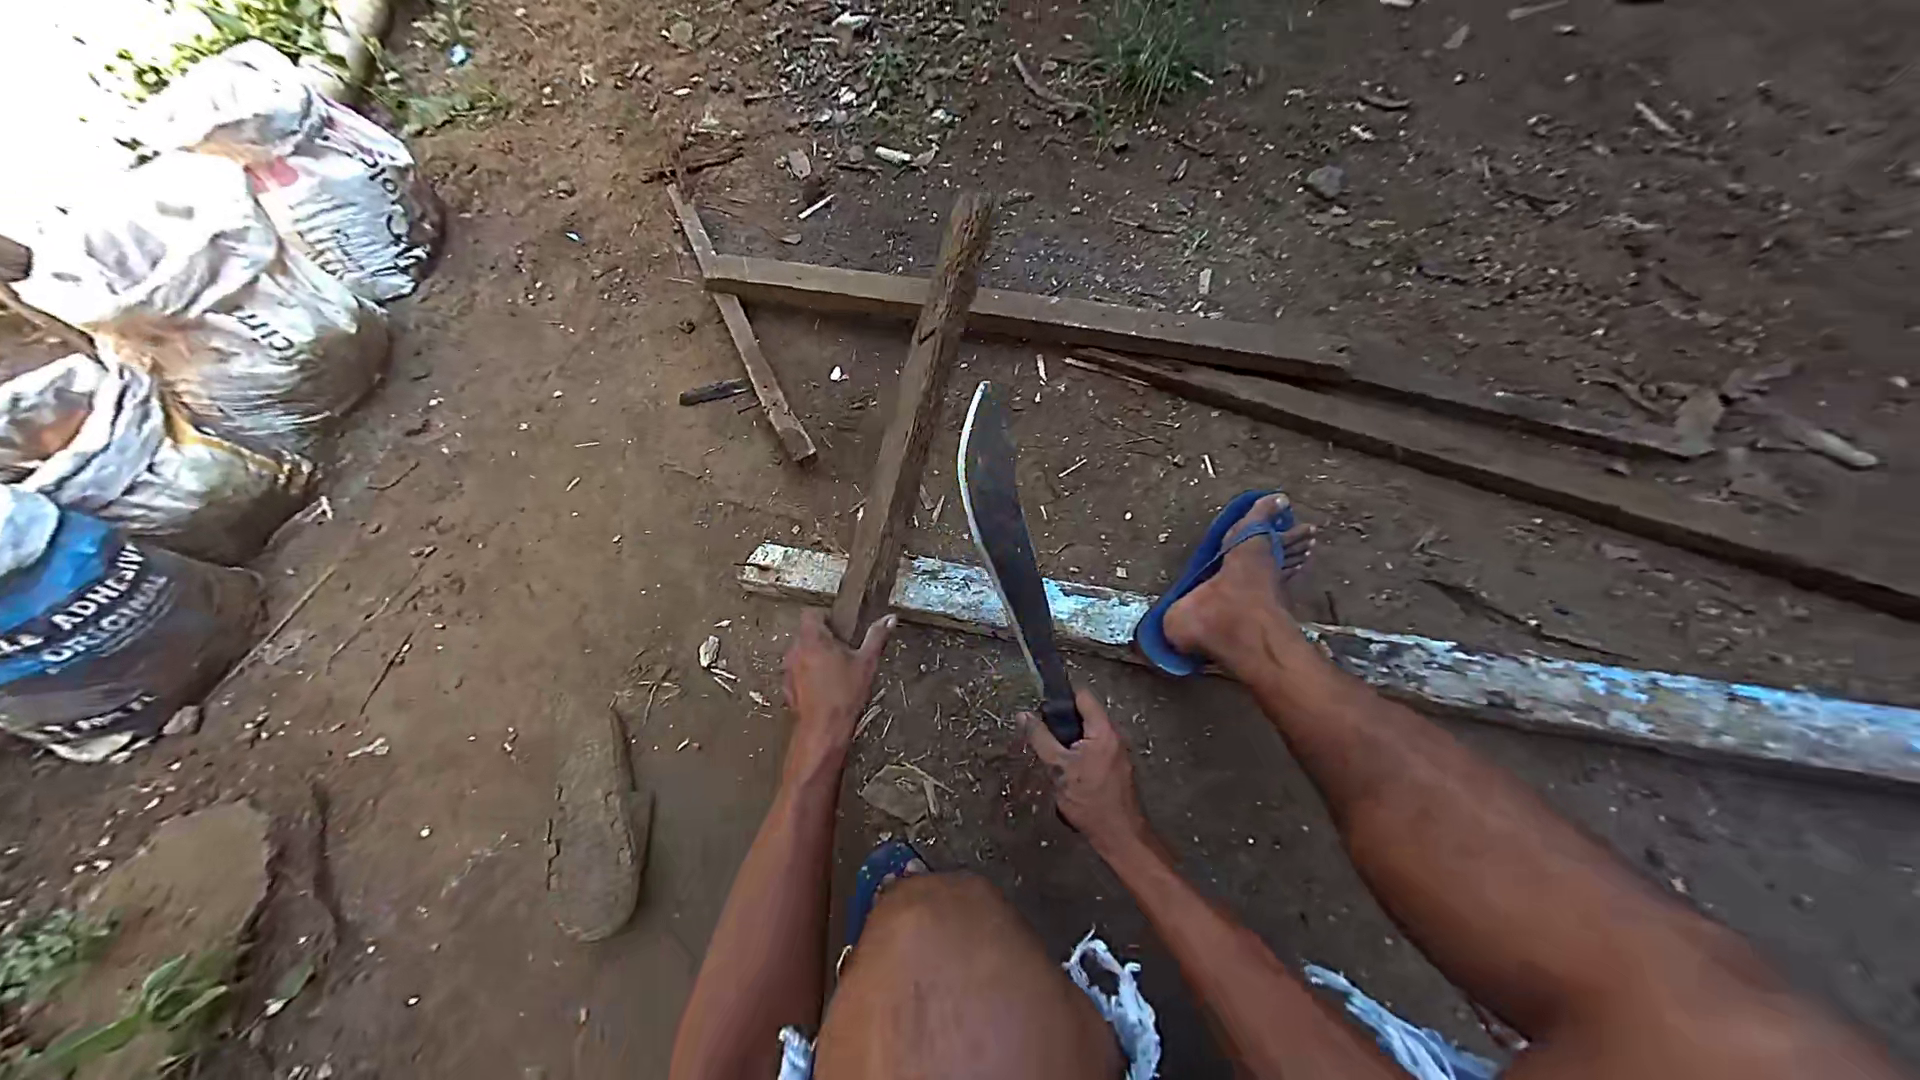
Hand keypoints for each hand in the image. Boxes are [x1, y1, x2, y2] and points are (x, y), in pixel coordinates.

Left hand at [781, 609, 894, 776]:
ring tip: (836, 670)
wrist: (824, 729)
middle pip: (806, 633)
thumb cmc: (844, 695)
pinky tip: (826, 686)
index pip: (812, 614)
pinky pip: (798, 672)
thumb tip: (889, 619)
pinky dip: (809, 675)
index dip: (826, 618)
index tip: (840, 628)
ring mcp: (789, 670)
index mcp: (813, 639)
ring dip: (815, 657)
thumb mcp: (867, 662)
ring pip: (801, 653)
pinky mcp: (788, 687)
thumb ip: (877, 636)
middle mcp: (796, 651)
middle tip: (843, 651)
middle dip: (823, 639)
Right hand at [1023, 687, 1149, 854]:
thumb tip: (1024, 715)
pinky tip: (1067, 771)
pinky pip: (1094, 749)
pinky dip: (1079, 754)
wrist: (1118, 835)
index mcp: (1103, 730)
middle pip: (1084, 715)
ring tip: (1052, 755)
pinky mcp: (1116, 767)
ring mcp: (1117, 752)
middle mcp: (1114, 736)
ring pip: (1087, 735)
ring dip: (1069, 741)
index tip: (1042, 707)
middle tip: (1043, 735)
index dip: (1061, 697)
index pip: (1082, 696)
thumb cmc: (1089, 800)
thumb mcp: (1058, 767)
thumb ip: (1040, 738)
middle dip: (1062, 723)